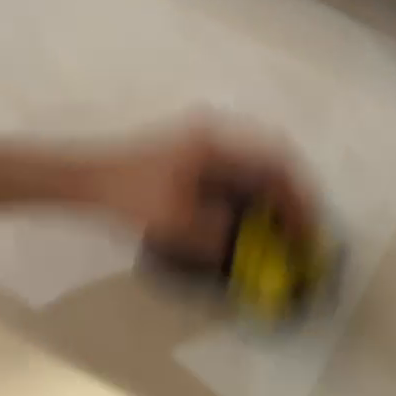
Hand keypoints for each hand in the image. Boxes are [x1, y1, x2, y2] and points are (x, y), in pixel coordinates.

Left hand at [84, 119, 314, 263]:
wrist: (86, 182)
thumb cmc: (132, 199)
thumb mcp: (183, 226)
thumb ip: (226, 239)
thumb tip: (258, 255)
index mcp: (218, 147)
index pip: (277, 168)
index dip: (301, 202)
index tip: (309, 233)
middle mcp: (217, 140)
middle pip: (271, 168)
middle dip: (292, 205)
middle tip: (303, 240)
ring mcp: (204, 149)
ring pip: (256, 175)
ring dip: (274, 206)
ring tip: (284, 239)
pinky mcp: (194, 163)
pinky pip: (238, 181)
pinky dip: (253, 205)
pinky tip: (254, 230)